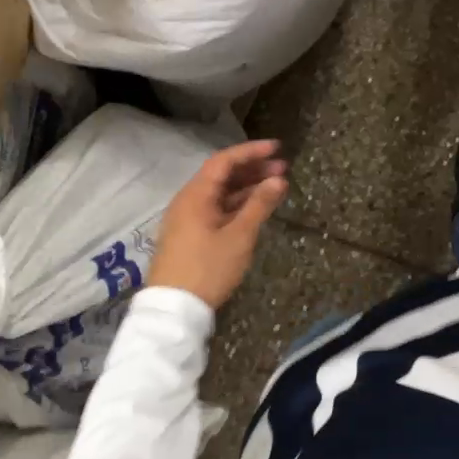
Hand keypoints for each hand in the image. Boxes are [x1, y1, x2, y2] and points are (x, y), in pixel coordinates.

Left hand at [148, 140, 288, 309]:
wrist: (174, 310)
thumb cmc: (208, 268)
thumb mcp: (239, 236)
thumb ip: (259, 204)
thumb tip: (278, 179)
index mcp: (195, 196)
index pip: (224, 161)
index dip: (251, 151)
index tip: (277, 148)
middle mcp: (188, 202)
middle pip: (222, 175)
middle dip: (253, 168)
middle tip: (283, 167)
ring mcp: (188, 219)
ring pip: (221, 193)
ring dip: (248, 187)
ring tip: (276, 185)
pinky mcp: (191, 235)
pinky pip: (217, 209)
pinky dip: (238, 204)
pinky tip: (257, 207)